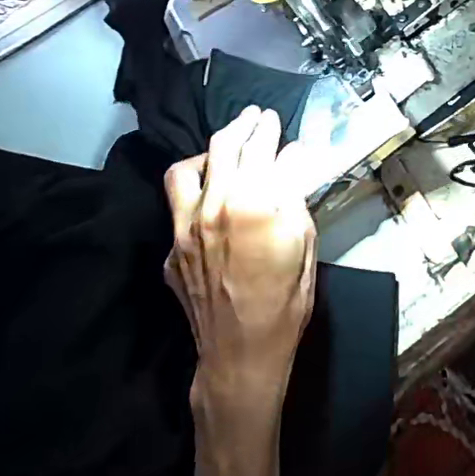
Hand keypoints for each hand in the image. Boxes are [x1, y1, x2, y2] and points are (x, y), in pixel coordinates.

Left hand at [164, 106, 317, 409]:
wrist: (240, 357)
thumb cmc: (285, 303)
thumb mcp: (304, 243)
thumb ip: (294, 193)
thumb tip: (293, 156)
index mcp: (251, 204)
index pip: (260, 150)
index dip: (268, 130)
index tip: (272, 119)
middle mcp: (212, 206)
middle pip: (224, 147)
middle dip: (241, 126)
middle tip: (253, 117)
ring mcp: (184, 227)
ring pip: (187, 168)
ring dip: (207, 152)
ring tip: (222, 150)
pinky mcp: (170, 247)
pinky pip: (178, 206)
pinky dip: (196, 193)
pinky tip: (210, 201)